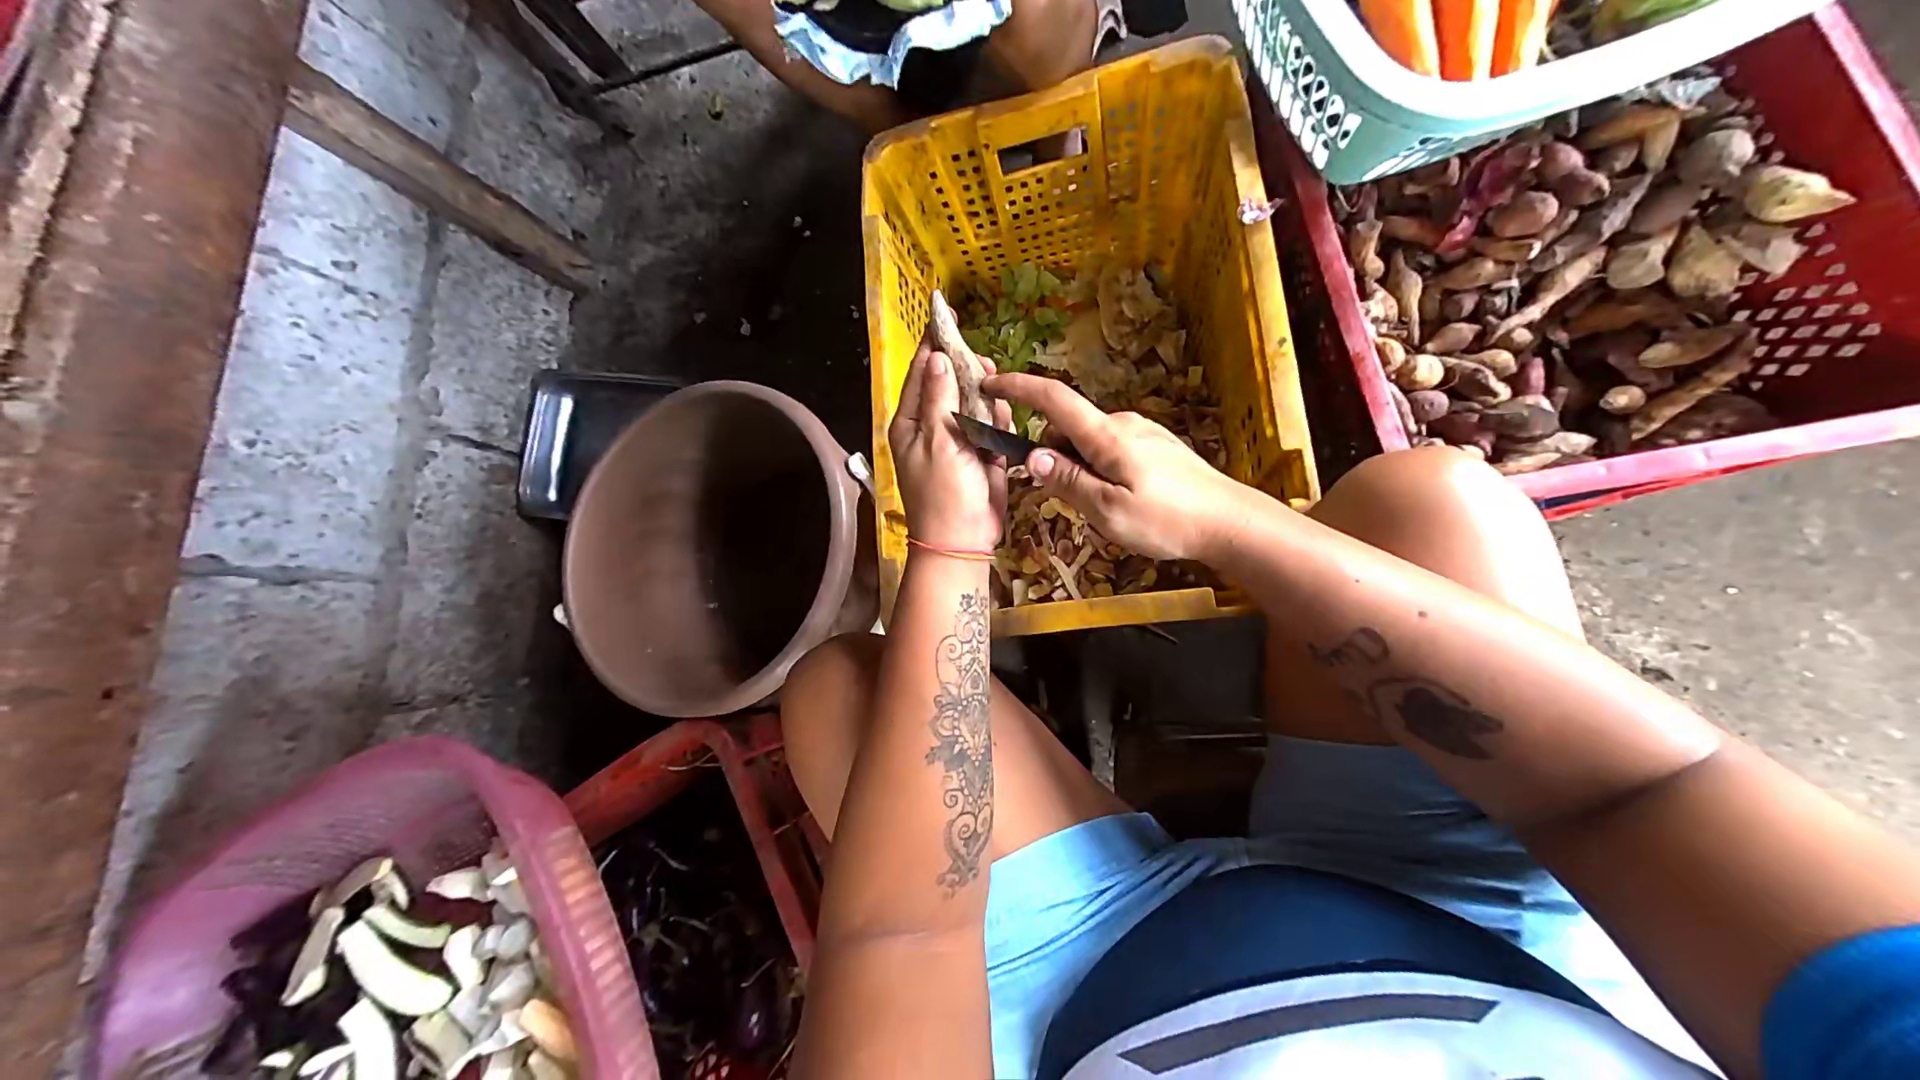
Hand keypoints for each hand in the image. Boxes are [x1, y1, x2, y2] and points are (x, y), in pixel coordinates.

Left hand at [889, 343, 1011, 552]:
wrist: (963, 539)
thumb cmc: (943, 493)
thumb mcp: (937, 442)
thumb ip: (939, 398)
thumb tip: (938, 358)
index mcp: (911, 421)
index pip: (922, 371)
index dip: (934, 342)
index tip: (945, 312)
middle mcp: (932, 424)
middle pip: (951, 381)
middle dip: (967, 370)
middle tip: (983, 366)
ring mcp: (958, 438)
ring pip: (975, 400)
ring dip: (987, 397)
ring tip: (994, 398)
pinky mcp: (981, 451)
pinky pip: (991, 424)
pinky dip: (998, 421)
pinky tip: (1001, 426)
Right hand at [980, 372, 1254, 561]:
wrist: (1230, 522)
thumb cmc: (1167, 520)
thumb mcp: (1106, 510)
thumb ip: (1067, 481)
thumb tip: (1031, 457)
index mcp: (1106, 435)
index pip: (1053, 399)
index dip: (1018, 387)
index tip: (990, 383)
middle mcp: (1123, 424)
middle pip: (1069, 431)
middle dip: (1056, 459)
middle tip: (1074, 503)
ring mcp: (1142, 432)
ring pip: (1090, 445)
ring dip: (1081, 470)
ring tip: (1106, 510)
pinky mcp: (1156, 445)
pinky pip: (1112, 451)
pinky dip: (1102, 471)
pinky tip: (1126, 501)